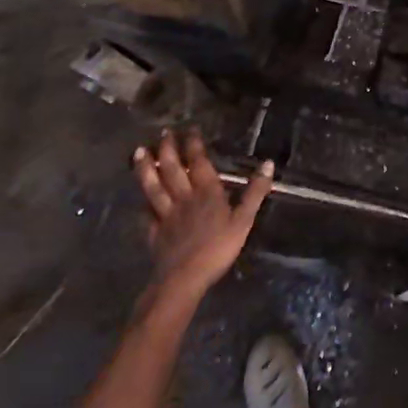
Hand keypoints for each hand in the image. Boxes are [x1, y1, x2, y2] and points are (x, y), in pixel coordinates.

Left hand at [131, 130, 273, 298]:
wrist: (184, 279)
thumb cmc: (218, 248)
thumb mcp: (244, 220)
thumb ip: (255, 192)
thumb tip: (268, 163)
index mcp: (206, 192)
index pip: (198, 162)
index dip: (194, 144)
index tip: (190, 128)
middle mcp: (183, 197)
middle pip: (172, 169)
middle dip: (168, 149)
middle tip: (164, 132)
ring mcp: (166, 215)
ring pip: (154, 187)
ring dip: (146, 168)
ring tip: (139, 152)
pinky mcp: (154, 233)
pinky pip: (147, 214)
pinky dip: (143, 203)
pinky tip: (140, 199)